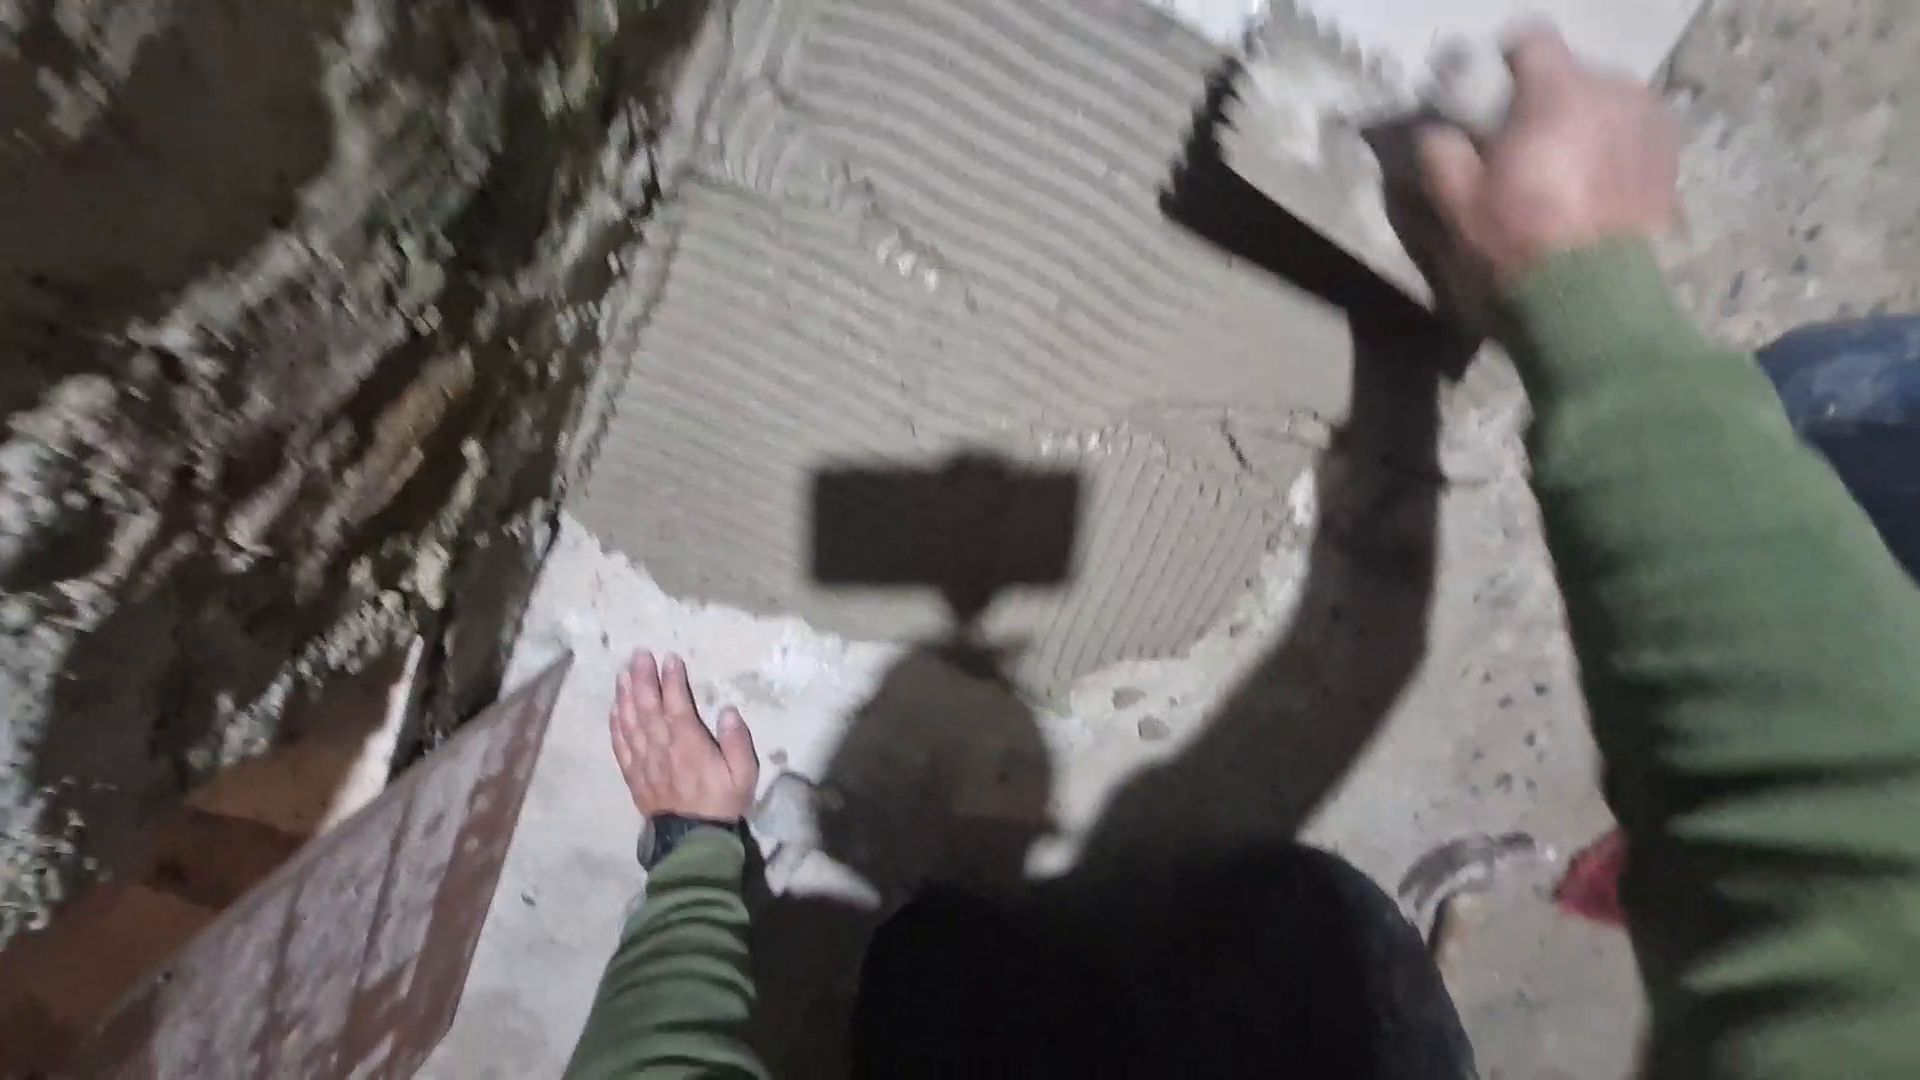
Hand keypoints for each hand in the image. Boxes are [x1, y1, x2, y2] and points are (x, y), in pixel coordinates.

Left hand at [609, 650, 758, 820]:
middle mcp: (662, 749)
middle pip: (648, 708)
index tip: (671, 658)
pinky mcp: (633, 775)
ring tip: (623, 672)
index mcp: (689, 745)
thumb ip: (737, 740)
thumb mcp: (744, 773)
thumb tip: (727, 710)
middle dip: (643, 678)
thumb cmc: (723, 802)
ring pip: (630, 722)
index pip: (677, 705)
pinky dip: (616, 724)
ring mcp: (644, 762)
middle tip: (639, 654)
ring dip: (626, 695)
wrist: (695, 842)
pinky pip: (620, 745)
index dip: (672, 680)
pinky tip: (615, 708)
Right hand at [1416, 26, 1680, 290]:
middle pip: (1568, 74)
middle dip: (1539, 101)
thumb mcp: (1456, 205)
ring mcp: (1649, 117)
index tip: (1486, 86)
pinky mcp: (1669, 149)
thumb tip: (1433, 129)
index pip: (1531, 40)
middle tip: (1516, 146)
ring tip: (1556, 168)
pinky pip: (1630, 127)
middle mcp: (1612, 89)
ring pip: (1602, 100)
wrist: (1590, 293)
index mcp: (1555, 95)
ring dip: (1576, 122)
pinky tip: (1589, 183)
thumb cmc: (1515, 244)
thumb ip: (1440, 153)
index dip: (1503, 58)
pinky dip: (1607, 143)